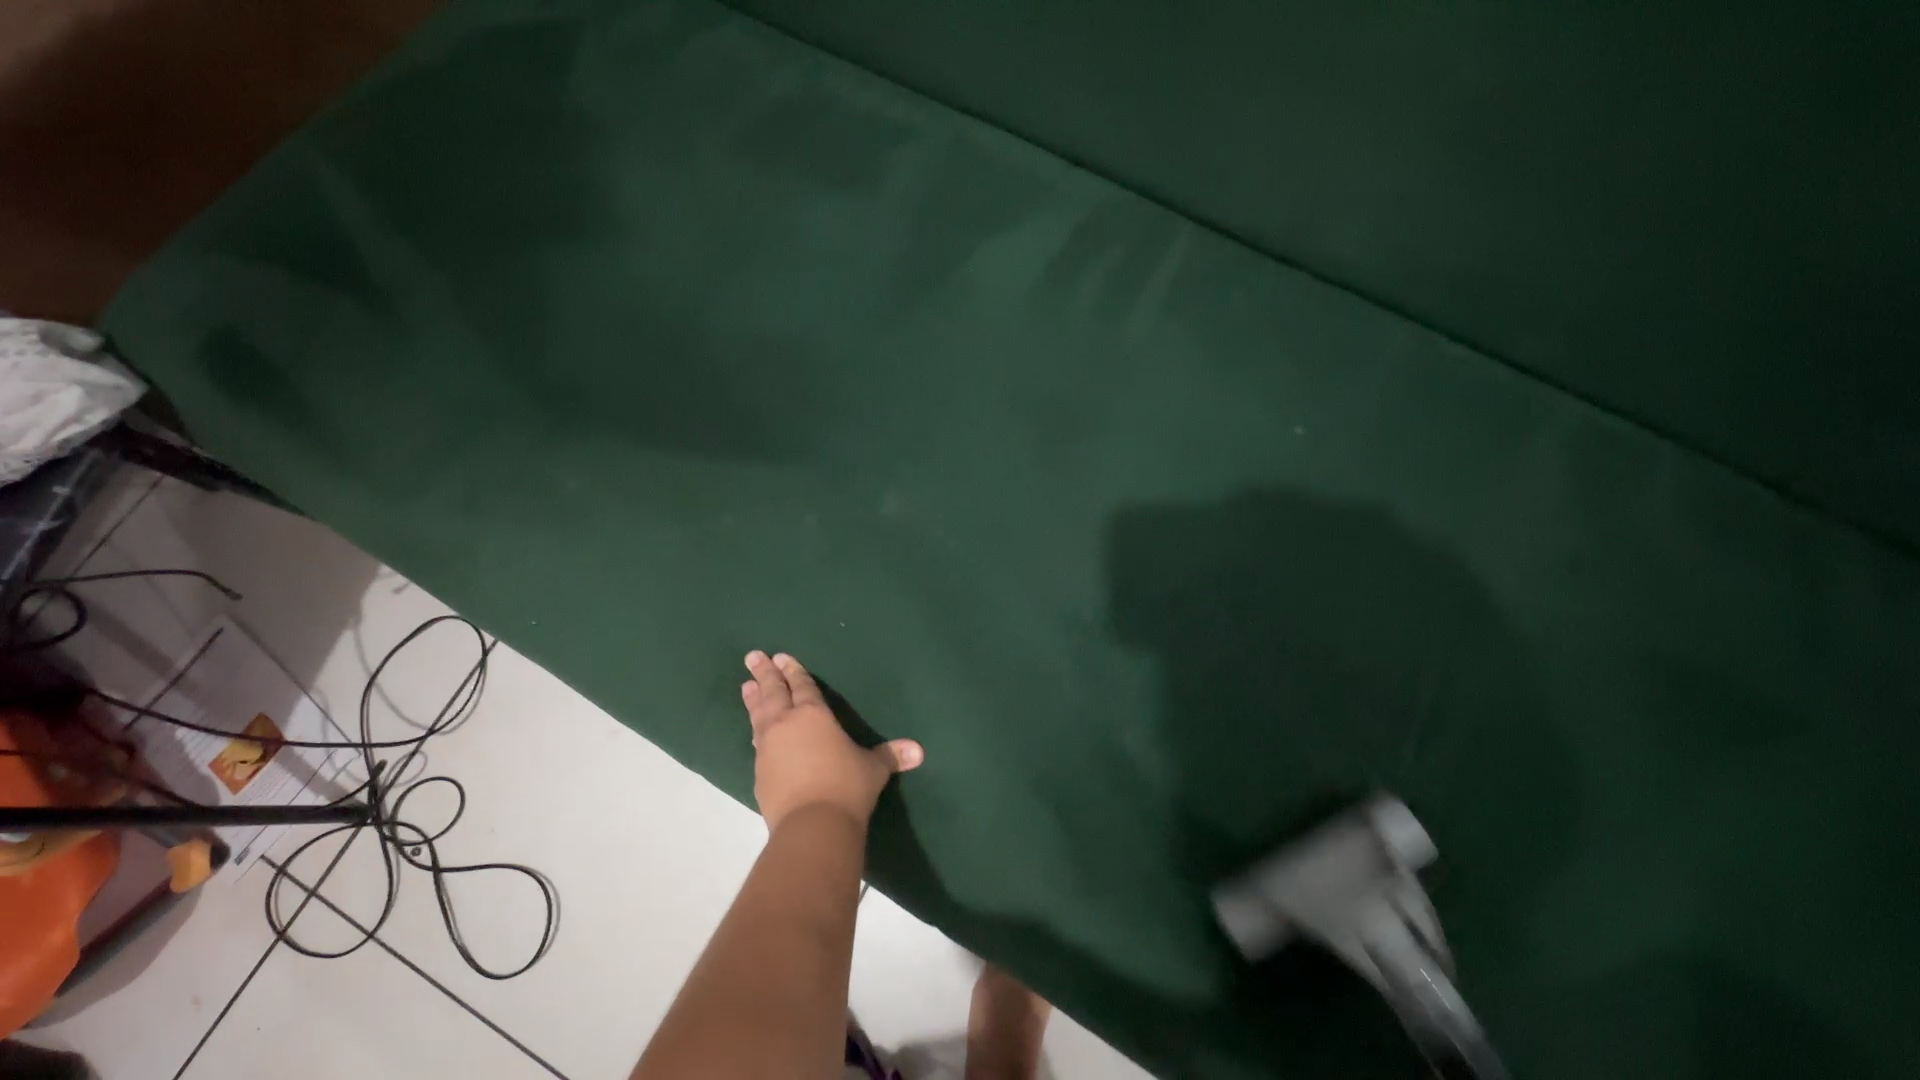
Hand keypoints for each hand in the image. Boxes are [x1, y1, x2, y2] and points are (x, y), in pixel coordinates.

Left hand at [741, 650, 923, 830]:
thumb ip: (890, 756)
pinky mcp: (759, 773)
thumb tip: (919, 751)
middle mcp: (786, 724)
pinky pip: (756, 743)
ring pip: (758, 715)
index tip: (782, 657)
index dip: (794, 671)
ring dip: (753, 699)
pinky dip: (756, 732)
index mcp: (814, 715)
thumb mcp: (873, 769)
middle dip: (765, 673)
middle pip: (773, 692)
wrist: (812, 825)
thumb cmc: (847, 787)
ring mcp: (768, 748)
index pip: (803, 686)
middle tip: (753, 657)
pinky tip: (755, 733)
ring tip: (746, 685)